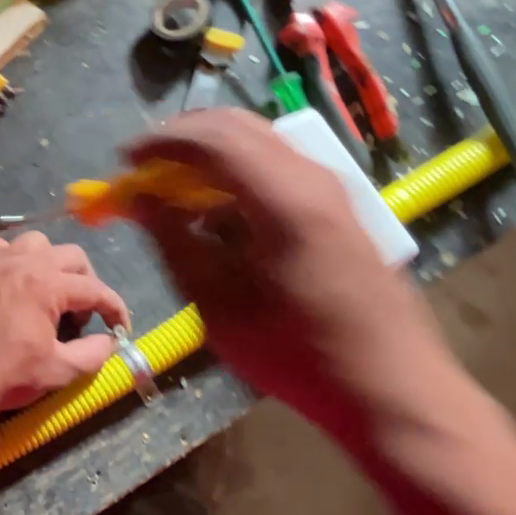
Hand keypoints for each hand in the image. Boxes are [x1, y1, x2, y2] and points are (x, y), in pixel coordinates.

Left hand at [0, 231, 127, 429]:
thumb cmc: (8, 375)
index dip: (114, 308)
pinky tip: (14, 275)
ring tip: (52, 292)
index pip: (95, 290)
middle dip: (87, 283)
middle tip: (83, 315)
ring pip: (36, 243)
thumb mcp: (60, 370)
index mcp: (48, 284)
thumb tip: (109, 341)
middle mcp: (24, 263)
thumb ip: (93, 353)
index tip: (121, 327)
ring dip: (51, 262)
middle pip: (72, 257)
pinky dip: (10, 254)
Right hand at [125, 109, 454, 439]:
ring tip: (174, 192)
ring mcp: (332, 189)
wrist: (392, 388)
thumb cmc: (295, 352)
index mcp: (281, 198)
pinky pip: (277, 165)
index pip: (209, 138)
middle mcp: (311, 177)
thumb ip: (172, 239)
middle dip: (181, 139)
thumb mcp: (216, 301)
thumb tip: (139, 198)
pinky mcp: (339, 207)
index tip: (123, 162)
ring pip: (258, 141)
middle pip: (235, 126)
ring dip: (209, 154)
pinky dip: (237, 171)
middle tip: (145, 169)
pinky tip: (219, 213)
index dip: (158, 143)